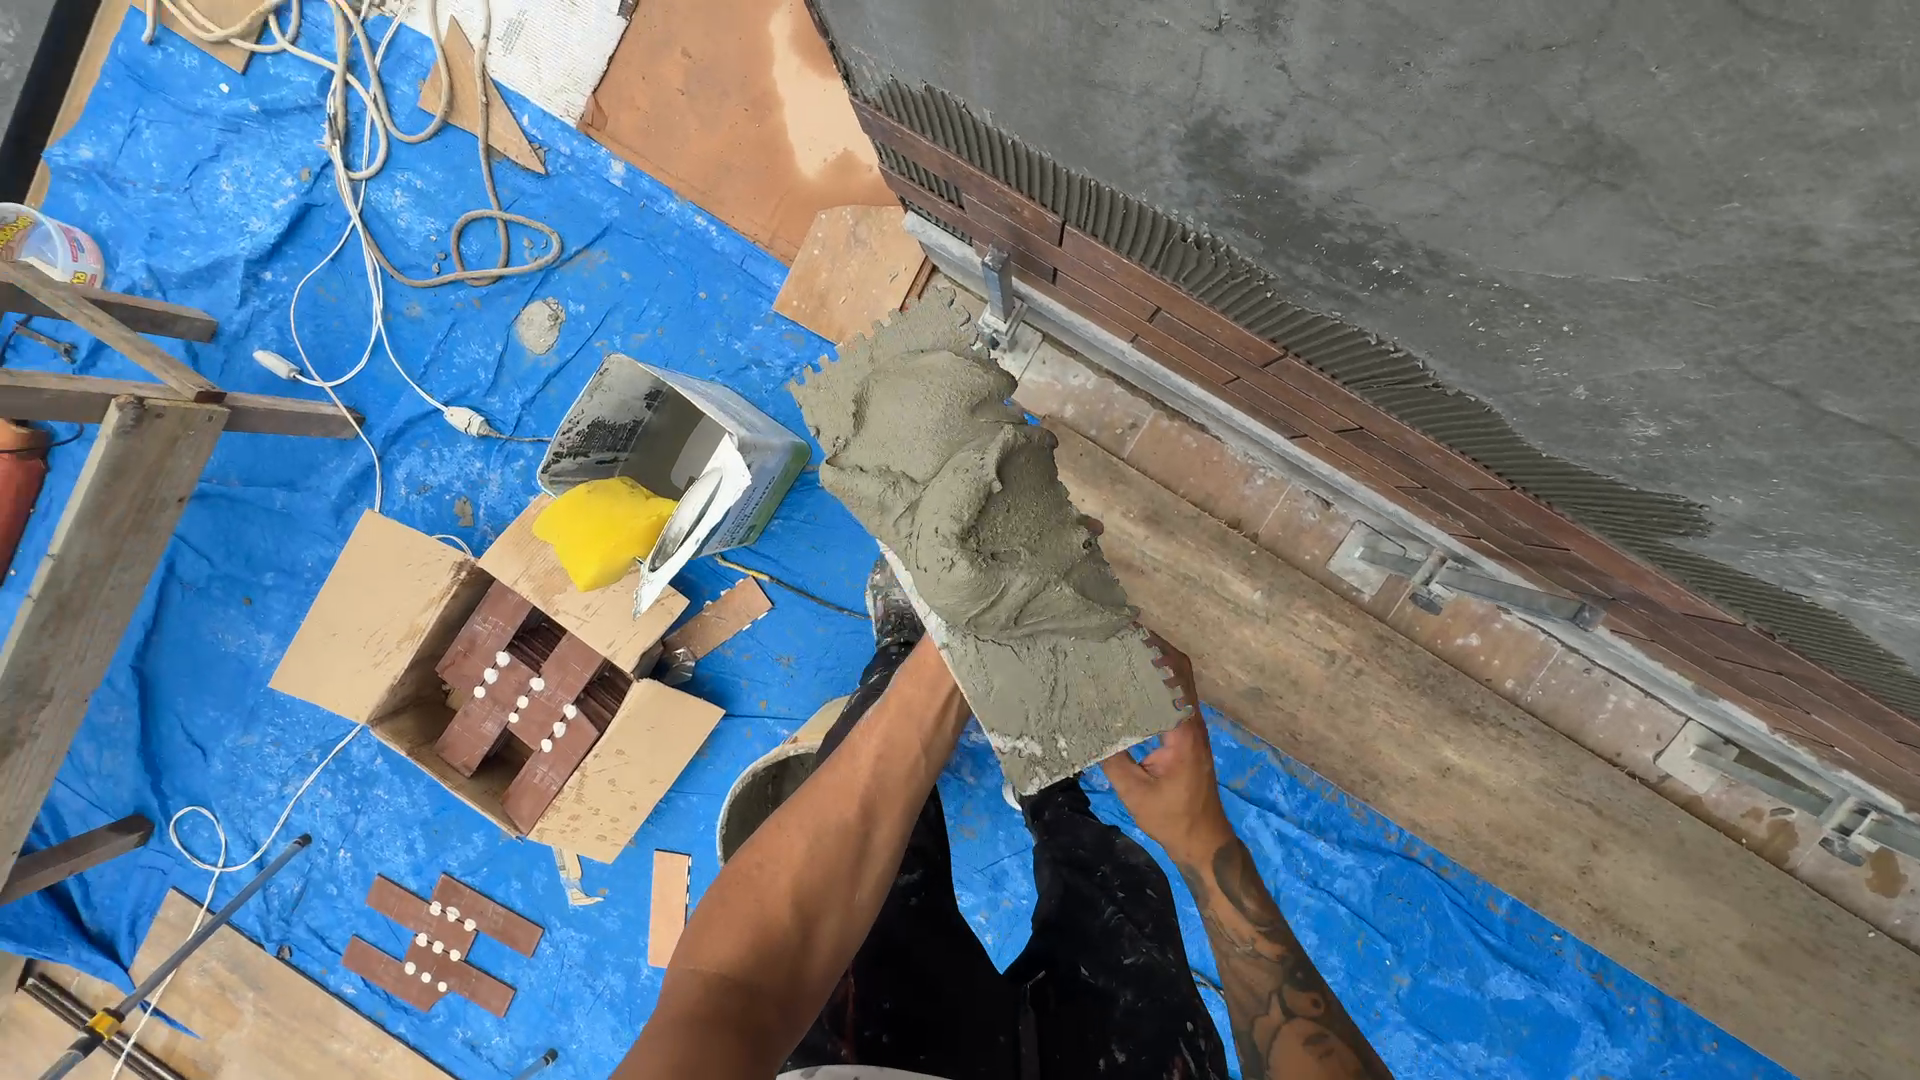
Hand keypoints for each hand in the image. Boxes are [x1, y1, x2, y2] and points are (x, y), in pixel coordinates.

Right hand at [1102, 633, 1232, 863]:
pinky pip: (1172, 698)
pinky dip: (1155, 683)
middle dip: (1155, 648)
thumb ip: (1110, 756)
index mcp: (1182, 729)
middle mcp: (1191, 721)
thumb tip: (1083, 725)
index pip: (1175, 676)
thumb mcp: (1133, 789)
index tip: (1130, 634)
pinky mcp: (1185, 736)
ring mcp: (1190, 727)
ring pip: (1177, 683)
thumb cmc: (1171, 817)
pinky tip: (1130, 683)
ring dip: (1155, 664)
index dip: (1157, 651)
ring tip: (1122, 651)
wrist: (1202, 840)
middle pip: (1179, 670)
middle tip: (1121, 634)